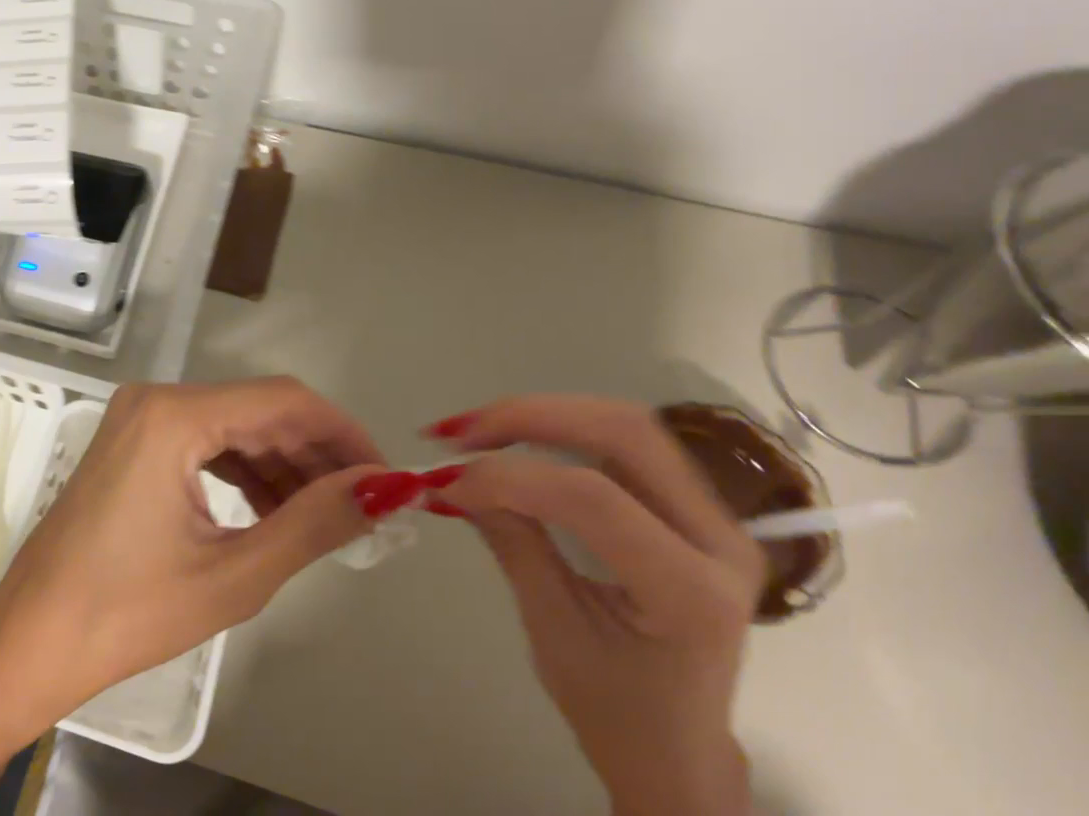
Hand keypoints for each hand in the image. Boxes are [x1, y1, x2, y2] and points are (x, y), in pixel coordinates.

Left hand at [0, 377, 385, 750]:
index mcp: (174, 417)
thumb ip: (314, 523)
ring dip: (282, 468)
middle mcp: (154, 401)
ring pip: (233, 429)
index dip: (344, 435)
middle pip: (259, 411)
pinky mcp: (129, 447)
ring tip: (324, 520)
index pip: (285, 401)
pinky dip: (243, 475)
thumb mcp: (234, 573)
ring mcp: (136, 422)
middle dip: (316, 456)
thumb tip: (383, 489)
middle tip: (364, 506)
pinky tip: (273, 515)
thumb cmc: (127, 613)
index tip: (386, 478)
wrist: (32, 641)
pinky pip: (202, 446)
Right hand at [436, 396, 766, 815]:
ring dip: (544, 416)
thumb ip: (512, 542)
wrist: (677, 748)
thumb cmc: (614, 709)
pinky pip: (627, 446)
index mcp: (690, 590)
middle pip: (626, 433)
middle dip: (530, 417)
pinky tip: (515, 440)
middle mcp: (721, 538)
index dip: (509, 477)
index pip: (593, 498)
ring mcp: (717, 518)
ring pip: (628, 427)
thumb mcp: (552, 630)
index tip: (443, 481)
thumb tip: (452, 481)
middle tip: (459, 431)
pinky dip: (563, 431)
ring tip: (476, 429)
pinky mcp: (696, 509)